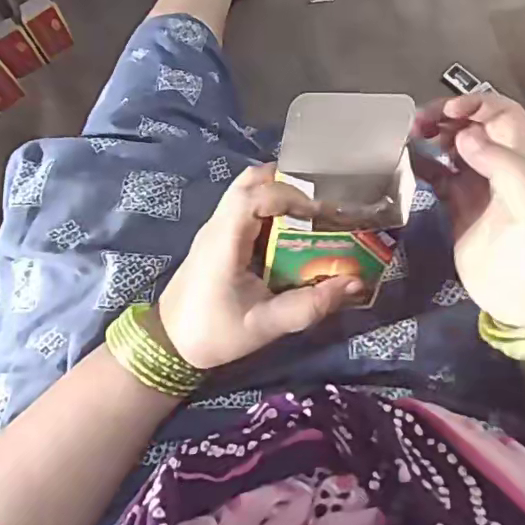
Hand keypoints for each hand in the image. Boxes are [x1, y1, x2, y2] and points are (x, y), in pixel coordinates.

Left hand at [156, 164, 364, 369]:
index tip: (322, 214)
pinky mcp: (218, 237)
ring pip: (246, 190)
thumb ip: (310, 304)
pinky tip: (291, 232)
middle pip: (250, 181)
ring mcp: (215, 228)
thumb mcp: (266, 324)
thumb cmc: (214, 333)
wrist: (170, 343)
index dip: (292, 196)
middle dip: (289, 184)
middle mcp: (218, 225)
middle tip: (320, 204)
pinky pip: (245, 207)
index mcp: (225, 240)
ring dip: (279, 194)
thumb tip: (354, 282)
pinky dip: (270, 208)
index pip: (255, 195)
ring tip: (311, 215)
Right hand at [414, 93, 524, 327]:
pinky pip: (441, 178)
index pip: (503, 115)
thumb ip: (507, 170)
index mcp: (524, 165)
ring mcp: (479, 191)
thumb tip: (466, 136)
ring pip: (456, 149)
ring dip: (435, 137)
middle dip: (448, 116)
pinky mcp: (460, 211)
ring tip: (411, 140)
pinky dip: (425, 166)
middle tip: (419, 125)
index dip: (478, 104)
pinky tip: (410, 166)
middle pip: (475, 127)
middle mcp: (501, 171)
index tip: (447, 113)